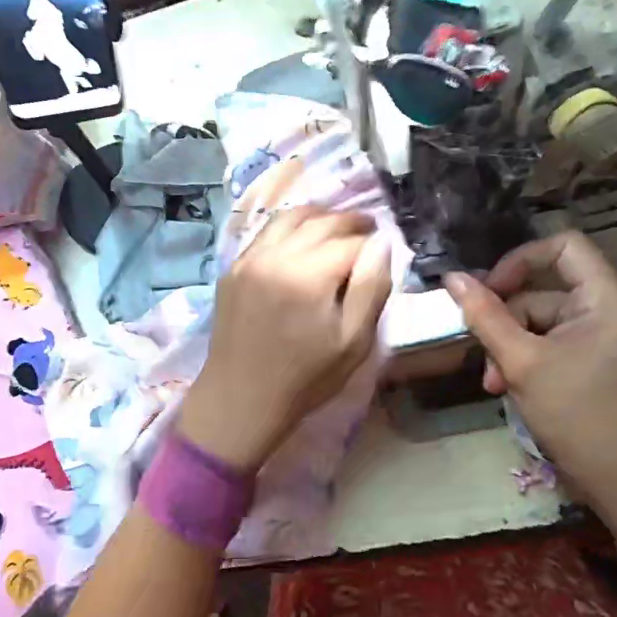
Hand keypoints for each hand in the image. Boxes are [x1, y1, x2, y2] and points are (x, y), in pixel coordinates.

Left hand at [179, 207, 392, 470]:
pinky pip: (265, 234)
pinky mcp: (233, 269)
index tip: (383, 249)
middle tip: (367, 228)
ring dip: (317, 217)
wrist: (241, 398)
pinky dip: (289, 229)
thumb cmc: (305, 378)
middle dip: (349, 222)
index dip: (372, 243)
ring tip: (335, 228)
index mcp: (308, 274)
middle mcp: (276, 255)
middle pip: (320, 221)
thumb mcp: (353, 341)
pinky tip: (301, 242)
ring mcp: (249, 259)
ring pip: (288, 218)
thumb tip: (382, 243)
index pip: (351, 241)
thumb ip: (372, 287)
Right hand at [442, 232, 616, 509]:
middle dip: (507, 319)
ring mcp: (613, 336)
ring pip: (546, 320)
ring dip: (513, 346)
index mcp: (610, 300)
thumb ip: (484, 316)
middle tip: (481, 351)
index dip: (519, 259)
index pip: (564, 246)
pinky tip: (510, 385)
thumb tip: (453, 278)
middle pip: (548, 289)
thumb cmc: (575, 416)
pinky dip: (531, 358)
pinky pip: (559, 341)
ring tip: (494, 381)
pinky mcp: (605, 359)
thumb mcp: (520, 362)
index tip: (487, 290)